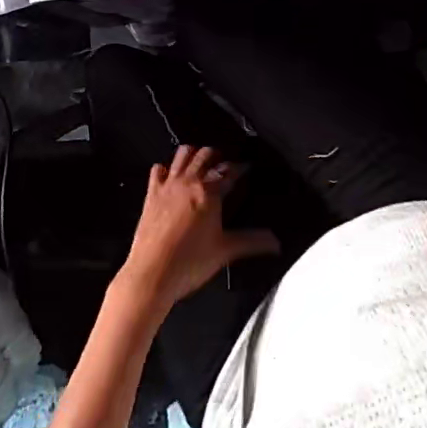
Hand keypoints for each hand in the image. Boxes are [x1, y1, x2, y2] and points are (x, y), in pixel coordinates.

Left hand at [117, 145, 279, 308]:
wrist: (151, 273)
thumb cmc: (189, 262)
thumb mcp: (225, 251)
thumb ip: (252, 242)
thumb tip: (275, 242)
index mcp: (209, 193)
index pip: (229, 171)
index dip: (241, 167)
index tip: (247, 167)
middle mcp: (188, 182)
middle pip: (205, 155)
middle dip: (218, 156)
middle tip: (225, 164)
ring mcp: (167, 185)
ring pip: (182, 155)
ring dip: (194, 154)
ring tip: (202, 163)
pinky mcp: (151, 194)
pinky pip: (158, 169)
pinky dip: (167, 168)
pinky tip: (171, 175)